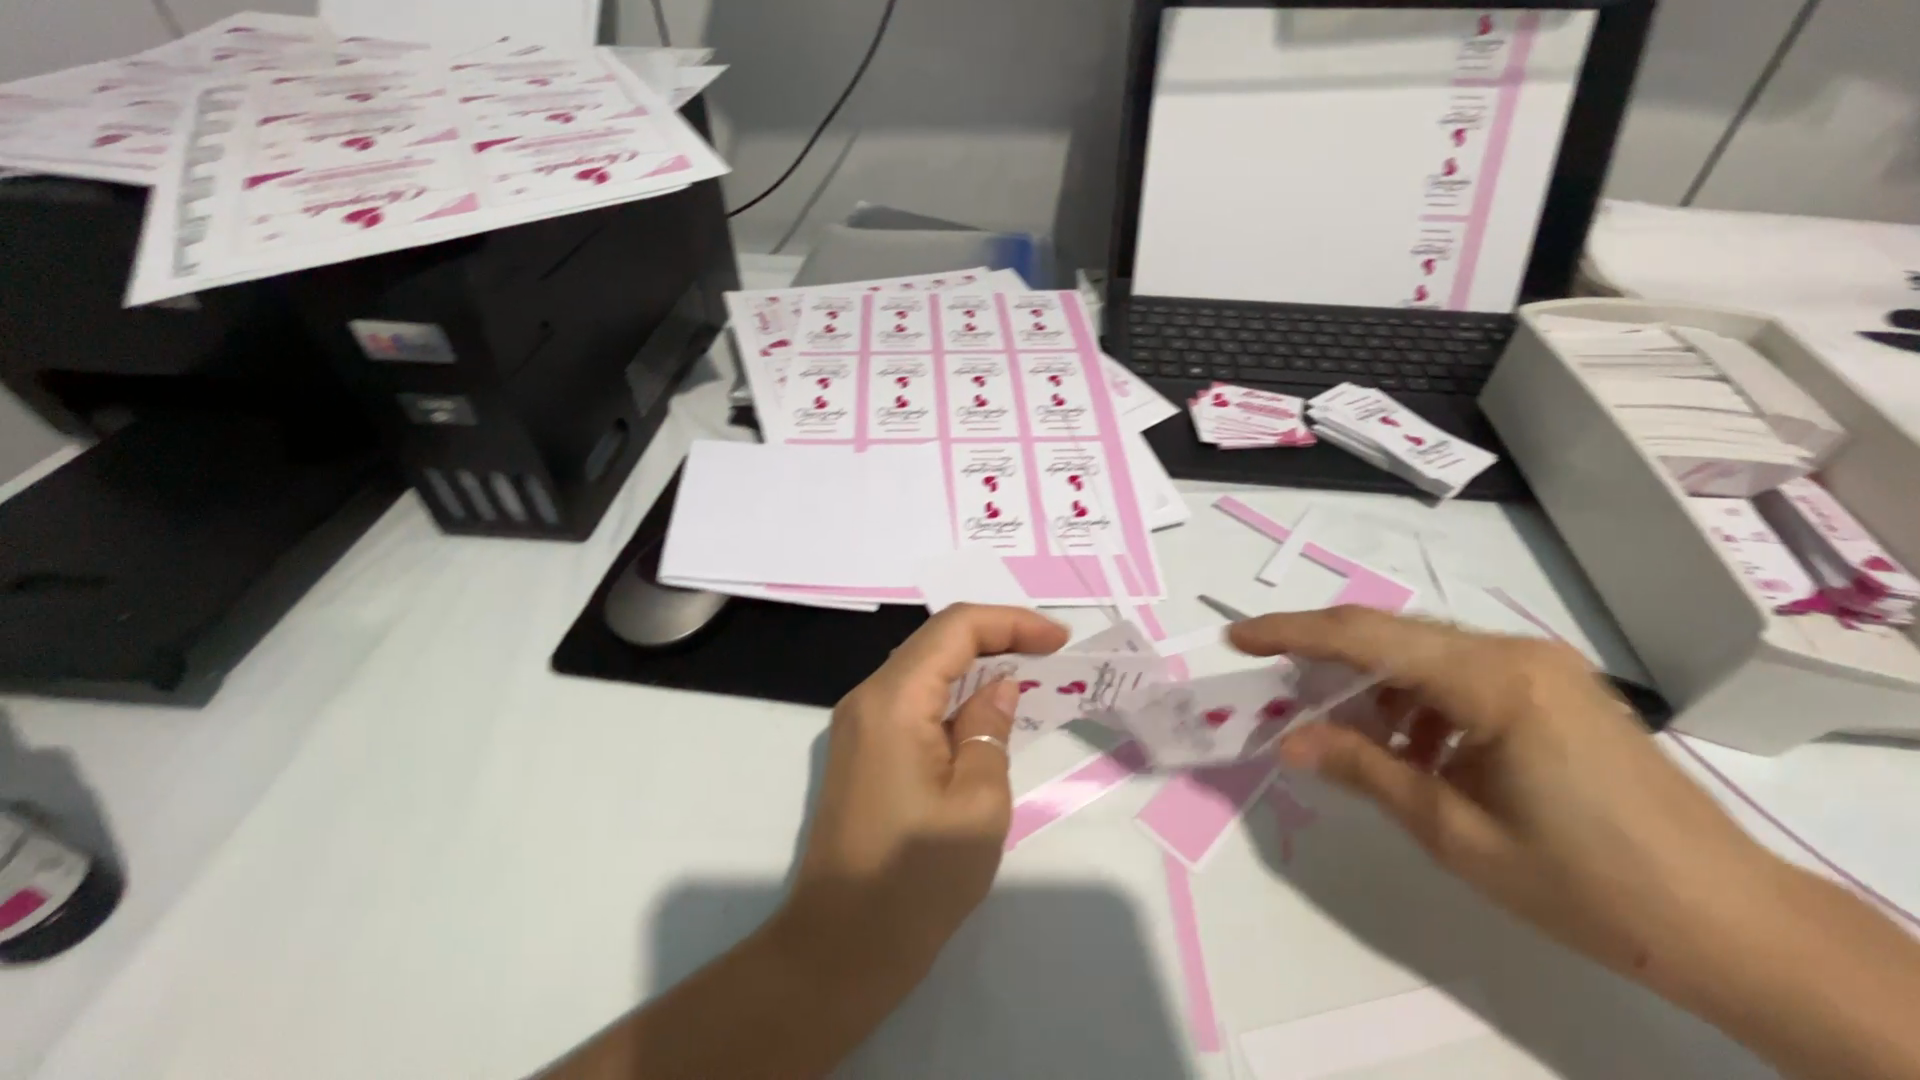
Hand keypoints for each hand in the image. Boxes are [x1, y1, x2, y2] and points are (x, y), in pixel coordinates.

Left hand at [780, 604, 1070, 987]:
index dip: (1011, 622)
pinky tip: (985, 720)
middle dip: (996, 640)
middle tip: (1051, 660)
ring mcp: (857, 727)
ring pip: (923, 672)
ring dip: (975, 670)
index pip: (955, 629)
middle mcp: (867, 700)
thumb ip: (991, 731)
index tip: (1059, 641)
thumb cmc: (918, 878)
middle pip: (935, 643)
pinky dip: (953, 700)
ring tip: (1028, 684)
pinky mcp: (861, 753)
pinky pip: (912, 704)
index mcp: (893, 701)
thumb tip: (998, 688)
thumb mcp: (978, 804)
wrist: (843, 946)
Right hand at [1230, 607, 1775, 981]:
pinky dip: (1419, 704)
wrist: (1727, 920)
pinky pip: (1464, 677)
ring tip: (1342, 738)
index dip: (1293, 633)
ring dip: (1374, 688)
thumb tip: (1290, 740)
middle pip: (1395, 636)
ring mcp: (1544, 670)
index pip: (1368, 637)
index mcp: (1494, 680)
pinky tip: (1413, 752)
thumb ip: (1366, 771)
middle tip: (1275, 689)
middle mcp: (1517, 654)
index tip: (1238, 638)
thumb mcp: (1455, 831)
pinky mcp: (1558, 692)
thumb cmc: (1585, 883)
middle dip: (1327, 659)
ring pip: (1427, 656)